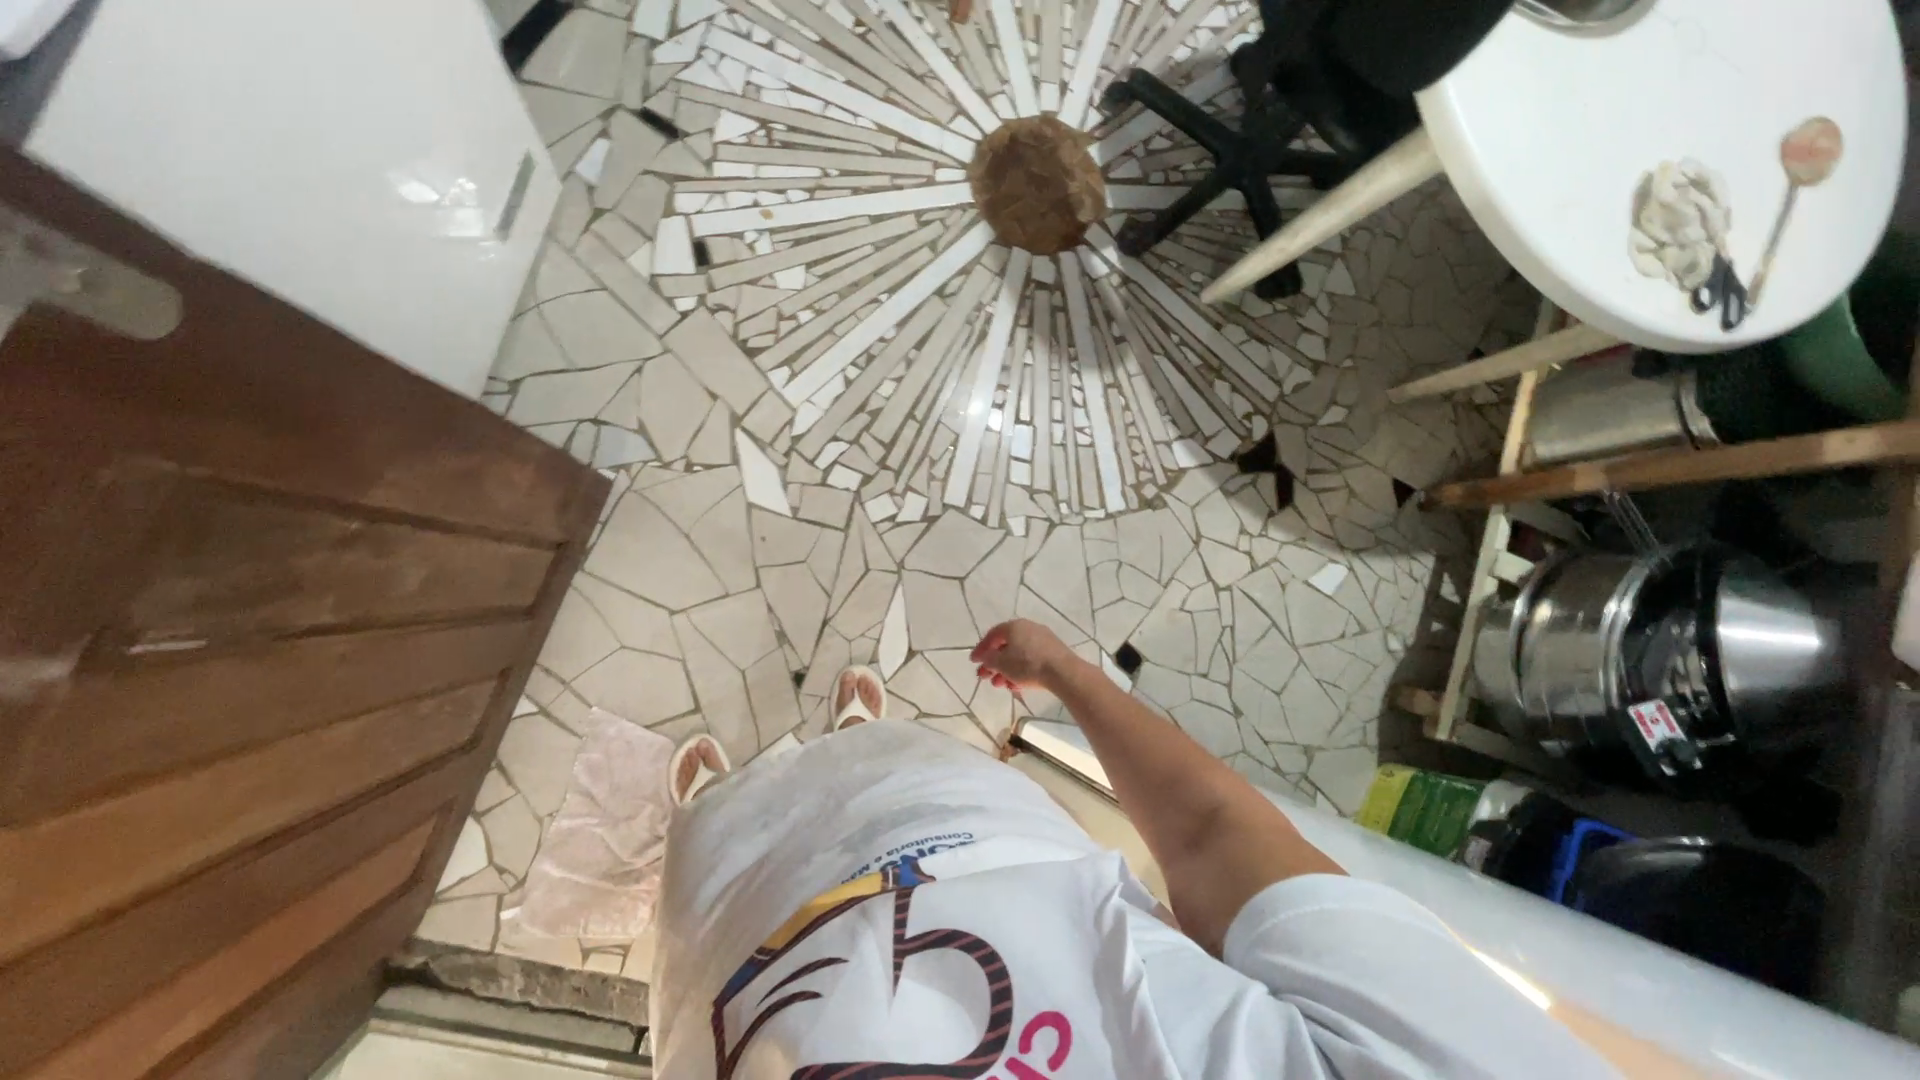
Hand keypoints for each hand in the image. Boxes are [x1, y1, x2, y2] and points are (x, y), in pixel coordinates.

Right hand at [971, 619, 1074, 692]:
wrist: (1062, 672)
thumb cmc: (1027, 664)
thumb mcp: (1001, 663)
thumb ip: (988, 659)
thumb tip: (984, 656)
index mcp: (1014, 626)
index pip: (992, 635)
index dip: (981, 649)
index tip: (973, 662)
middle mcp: (1028, 628)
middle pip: (1006, 646)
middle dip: (994, 664)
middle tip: (986, 678)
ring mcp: (1042, 639)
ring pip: (1019, 655)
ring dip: (1007, 670)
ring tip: (1001, 685)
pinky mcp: (1053, 652)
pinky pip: (1031, 660)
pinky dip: (1021, 671)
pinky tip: (1017, 686)